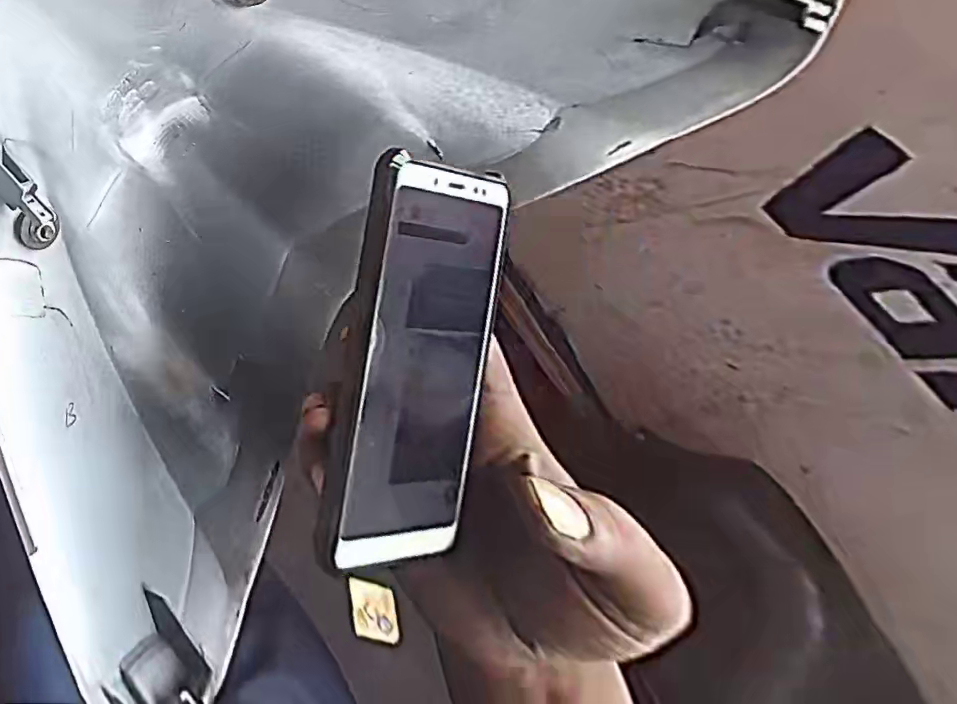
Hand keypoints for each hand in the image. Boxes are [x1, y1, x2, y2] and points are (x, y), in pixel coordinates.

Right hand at [300, 331, 690, 701]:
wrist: (532, 660)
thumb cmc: (587, 610)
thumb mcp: (638, 587)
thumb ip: (608, 540)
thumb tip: (546, 497)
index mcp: (509, 435)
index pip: (475, 355)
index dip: (443, 317)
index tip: (410, 295)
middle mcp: (450, 438)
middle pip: (401, 371)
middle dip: (369, 350)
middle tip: (351, 347)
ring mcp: (407, 468)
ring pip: (360, 411)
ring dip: (336, 399)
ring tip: (328, 409)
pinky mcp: (375, 504)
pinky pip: (337, 465)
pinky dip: (318, 451)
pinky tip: (321, 450)